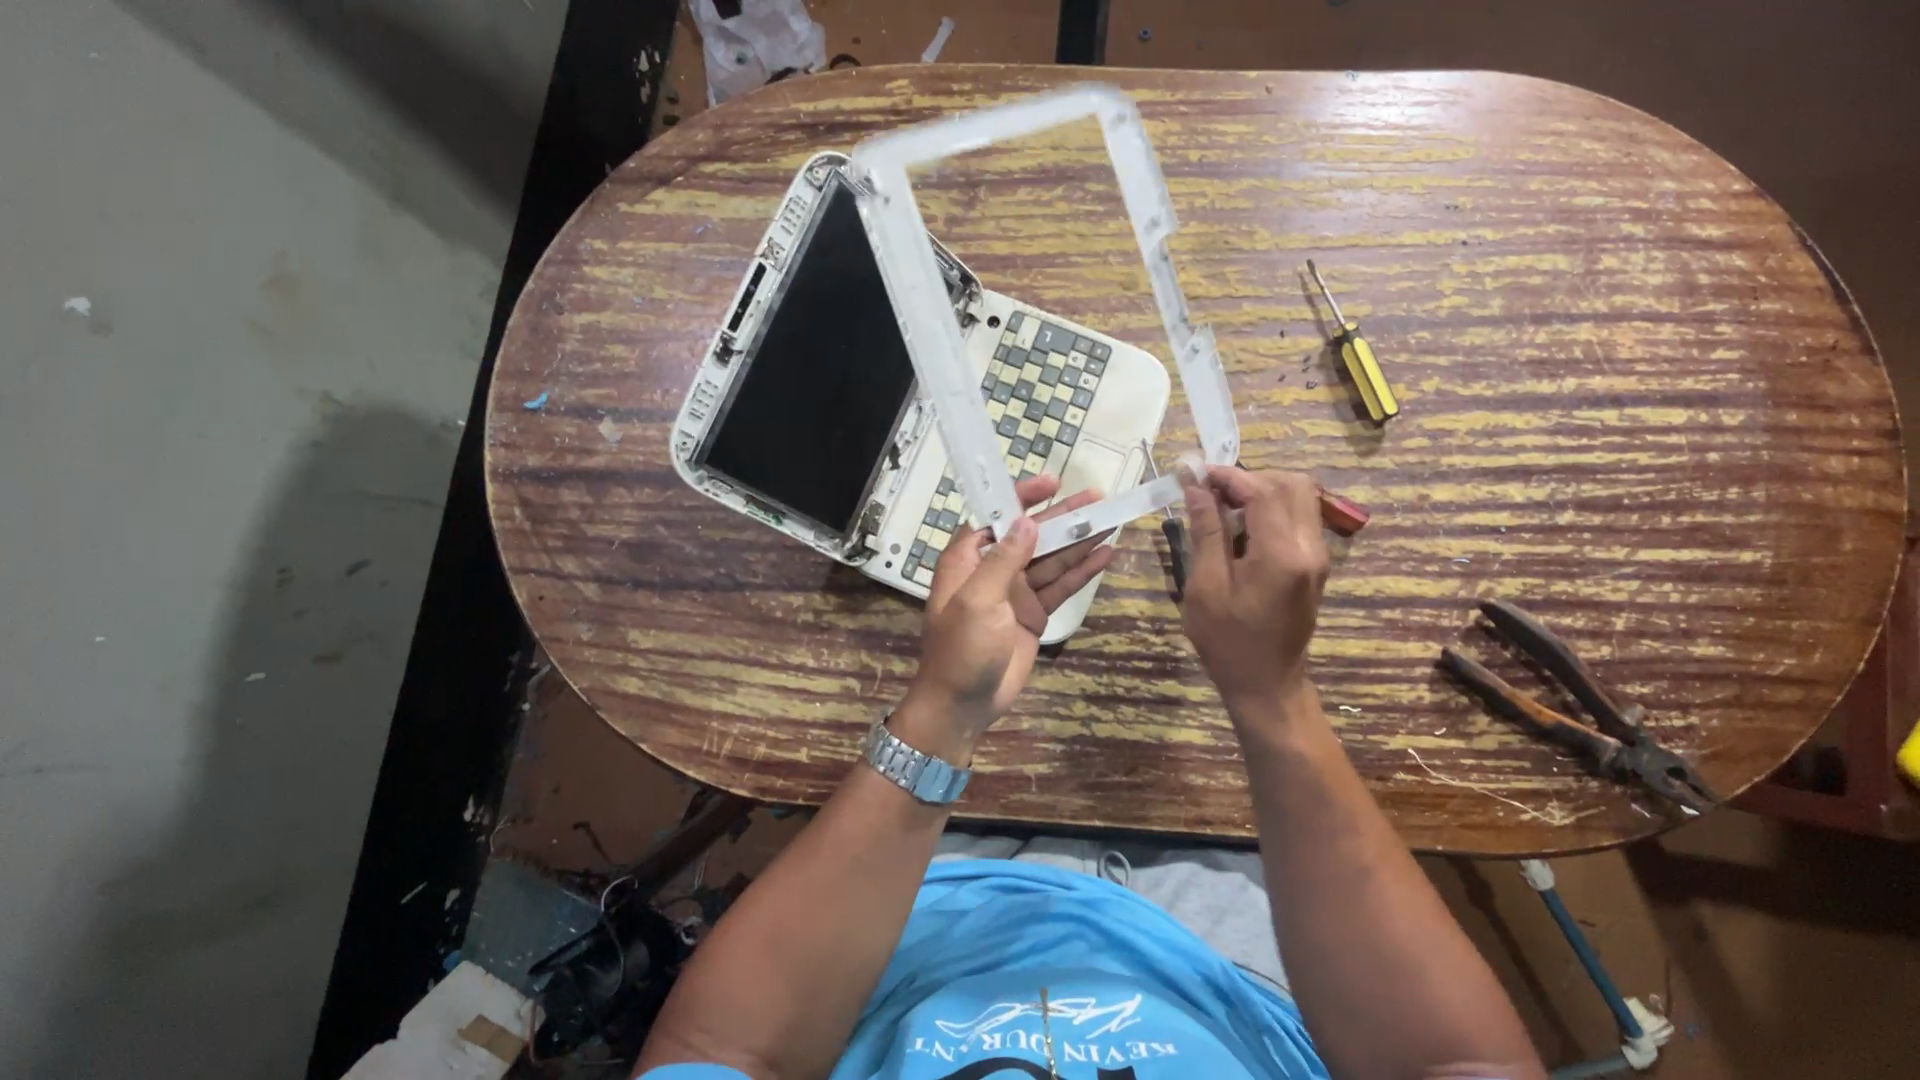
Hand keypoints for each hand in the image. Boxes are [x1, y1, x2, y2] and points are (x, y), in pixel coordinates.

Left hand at [896, 476, 1113, 760]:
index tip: (1053, 483)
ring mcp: (1016, 593)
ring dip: (1079, 541)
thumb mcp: (977, 601)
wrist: (963, 703)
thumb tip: (1025, 522)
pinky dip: (1082, 571)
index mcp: (968, 560)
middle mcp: (993, 571)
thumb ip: (1003, 561)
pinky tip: (1105, 554)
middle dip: (1063, 518)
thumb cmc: (961, 649)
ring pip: (1052, 560)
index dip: (1023, 499)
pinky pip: (1060, 586)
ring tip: (1112, 520)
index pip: (998, 518)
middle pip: (1032, 536)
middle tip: (1098, 498)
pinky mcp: (1034, 615)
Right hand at [1180, 467, 1330, 710]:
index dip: (1228, 475)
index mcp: (1282, 555)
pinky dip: (1271, 509)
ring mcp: (1319, 556)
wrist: (1266, 683)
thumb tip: (1196, 485)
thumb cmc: (1227, 641)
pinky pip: (1300, 517)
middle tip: (1210, 491)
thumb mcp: (1205, 586)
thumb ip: (1205, 530)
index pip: (1262, 491)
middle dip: (1249, 478)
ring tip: (1223, 508)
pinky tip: (1241, 527)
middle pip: (1290, 484)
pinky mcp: (1316, 563)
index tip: (1195, 472)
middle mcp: (1310, 549)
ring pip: (1300, 496)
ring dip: (1262, 490)